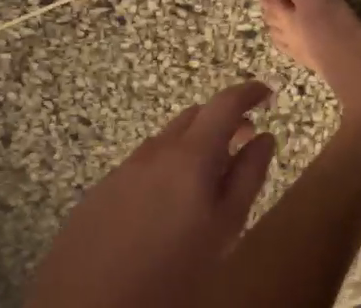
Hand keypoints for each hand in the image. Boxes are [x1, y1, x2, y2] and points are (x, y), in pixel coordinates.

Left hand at [24, 81, 277, 307]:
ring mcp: (117, 175)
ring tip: (201, 180)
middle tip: (241, 142)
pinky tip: (160, 208)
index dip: (250, 91)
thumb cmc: (173, 269)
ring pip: (163, 143)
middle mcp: (153, 154)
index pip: (225, 102)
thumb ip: (249, 174)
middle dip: (221, 121)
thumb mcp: (226, 225)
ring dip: (189, 147)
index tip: (268, 93)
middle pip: (193, 116)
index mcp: (190, 155)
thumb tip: (264, 138)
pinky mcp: (92, 200)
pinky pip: (136, 169)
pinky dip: (159, 171)